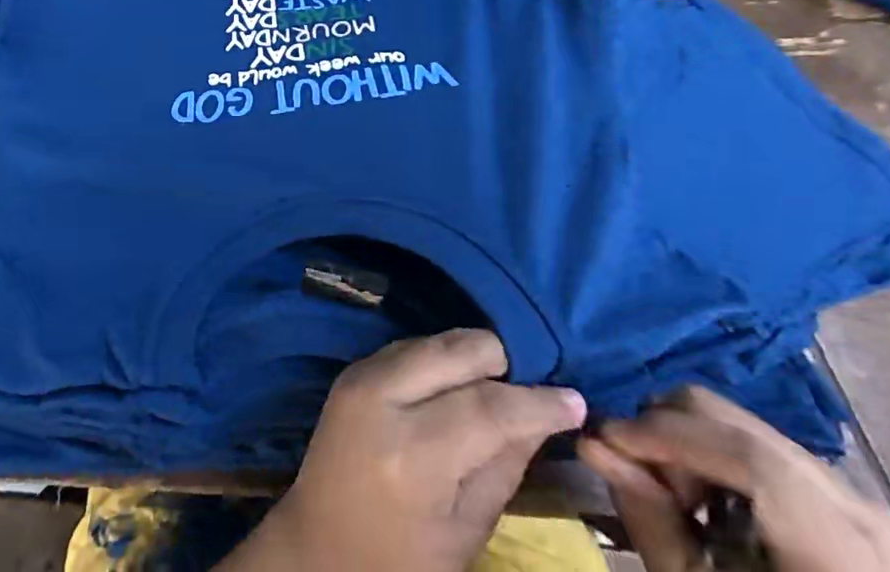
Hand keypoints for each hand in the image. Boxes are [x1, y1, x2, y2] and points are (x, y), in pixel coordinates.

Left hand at [220, 329, 586, 571]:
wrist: (315, 546)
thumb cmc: (398, 559)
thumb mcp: (465, 531)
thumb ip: (506, 465)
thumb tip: (546, 414)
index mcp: (412, 455)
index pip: (490, 406)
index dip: (539, 401)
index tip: (574, 400)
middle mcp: (382, 398)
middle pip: (461, 349)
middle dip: (505, 364)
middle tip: (530, 392)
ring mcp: (361, 376)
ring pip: (437, 339)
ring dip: (473, 359)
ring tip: (498, 390)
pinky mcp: (352, 369)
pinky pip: (413, 346)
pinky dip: (443, 360)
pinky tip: (458, 386)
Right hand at [577, 386, 889, 571]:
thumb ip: (651, 521)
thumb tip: (593, 444)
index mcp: (836, 547)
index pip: (749, 457)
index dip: (669, 436)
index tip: (606, 438)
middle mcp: (852, 501)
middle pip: (737, 424)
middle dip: (670, 435)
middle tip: (641, 477)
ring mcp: (847, 488)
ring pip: (739, 423)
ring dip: (688, 444)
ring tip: (678, 500)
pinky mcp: (833, 486)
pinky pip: (755, 440)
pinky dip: (714, 455)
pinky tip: (708, 502)